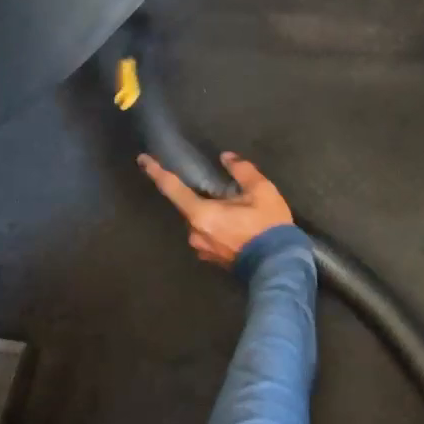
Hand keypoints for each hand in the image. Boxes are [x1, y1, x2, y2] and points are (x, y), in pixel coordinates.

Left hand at [139, 152, 294, 268]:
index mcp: (201, 214)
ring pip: (201, 224)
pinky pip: (209, 237)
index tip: (143, 159)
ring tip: (240, 214)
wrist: (279, 265)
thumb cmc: (267, 225)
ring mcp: (201, 249)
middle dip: (204, 198)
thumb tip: (227, 158)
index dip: (157, 172)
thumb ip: (242, 171)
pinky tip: (239, 229)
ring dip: (213, 215)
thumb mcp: (262, 191)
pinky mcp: (211, 260)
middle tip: (228, 195)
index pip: (172, 188)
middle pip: (190, 207)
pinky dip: (219, 229)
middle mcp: (194, 233)